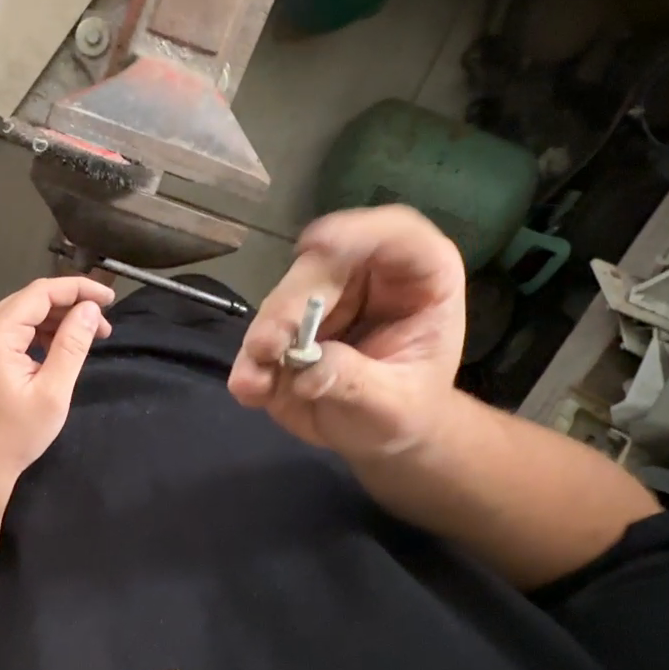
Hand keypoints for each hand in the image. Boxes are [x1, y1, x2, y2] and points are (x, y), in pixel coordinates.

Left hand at [0, 277, 114, 484]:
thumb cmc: (16, 435)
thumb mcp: (53, 392)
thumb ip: (73, 345)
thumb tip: (91, 309)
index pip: (41, 293)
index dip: (78, 289)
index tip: (110, 298)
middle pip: (30, 300)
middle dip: (69, 306)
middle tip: (104, 326)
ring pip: (21, 315)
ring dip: (55, 321)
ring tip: (88, 338)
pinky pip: (11, 331)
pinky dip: (37, 334)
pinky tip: (59, 348)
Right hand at [228, 206, 465, 463]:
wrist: (383, 435)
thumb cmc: (406, 413)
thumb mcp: (392, 407)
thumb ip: (354, 383)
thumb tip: (307, 370)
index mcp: (418, 277)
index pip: (395, 235)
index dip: (357, 234)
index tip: (317, 248)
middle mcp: (366, 275)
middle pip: (321, 267)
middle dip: (288, 306)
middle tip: (265, 348)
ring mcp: (321, 297)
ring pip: (282, 298)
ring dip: (262, 338)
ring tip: (253, 383)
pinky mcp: (287, 325)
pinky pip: (261, 333)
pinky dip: (250, 362)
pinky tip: (250, 390)